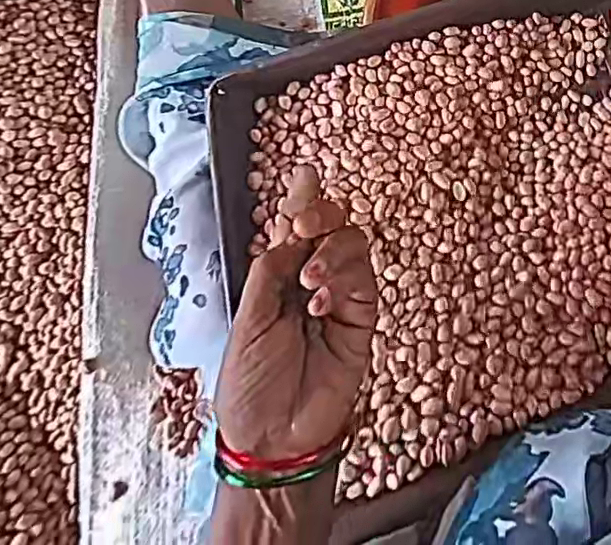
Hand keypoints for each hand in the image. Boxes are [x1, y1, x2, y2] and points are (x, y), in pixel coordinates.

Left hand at [216, 168, 376, 461]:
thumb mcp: (247, 318)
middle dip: (320, 213)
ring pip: (351, 242)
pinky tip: (320, 303)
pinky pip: (363, 278)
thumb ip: (271, 266)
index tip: (304, 175)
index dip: (301, 198)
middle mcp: (311, 275)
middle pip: (329, 223)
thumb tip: (289, 221)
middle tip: (304, 223)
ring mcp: (339, 293)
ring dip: (331, 249)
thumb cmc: (251, 382)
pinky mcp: (361, 314)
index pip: (294, 224)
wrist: (274, 436)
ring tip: (309, 280)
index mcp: (279, 273)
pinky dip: (342, 279)